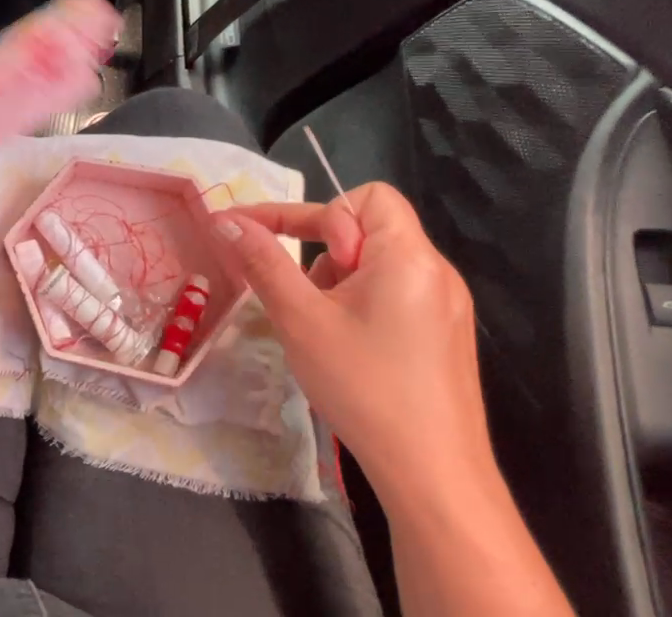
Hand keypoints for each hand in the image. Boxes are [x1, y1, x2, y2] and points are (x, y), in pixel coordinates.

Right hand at [212, 184, 489, 492]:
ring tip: (317, 323)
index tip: (288, 249)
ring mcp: (444, 306)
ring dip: (334, 277)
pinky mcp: (442, 335)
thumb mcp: (299, 318)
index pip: (367, 197)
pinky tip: (341, 341)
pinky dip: (355, 300)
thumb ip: (263, 261)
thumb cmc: (363, 385)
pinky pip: (391, 292)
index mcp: (410, 258)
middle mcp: (436, 272)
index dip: (319, 212)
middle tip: (296, 289)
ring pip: (375, 262)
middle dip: (320, 246)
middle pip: (370, 226)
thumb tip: (226, 221)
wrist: (432, 473)